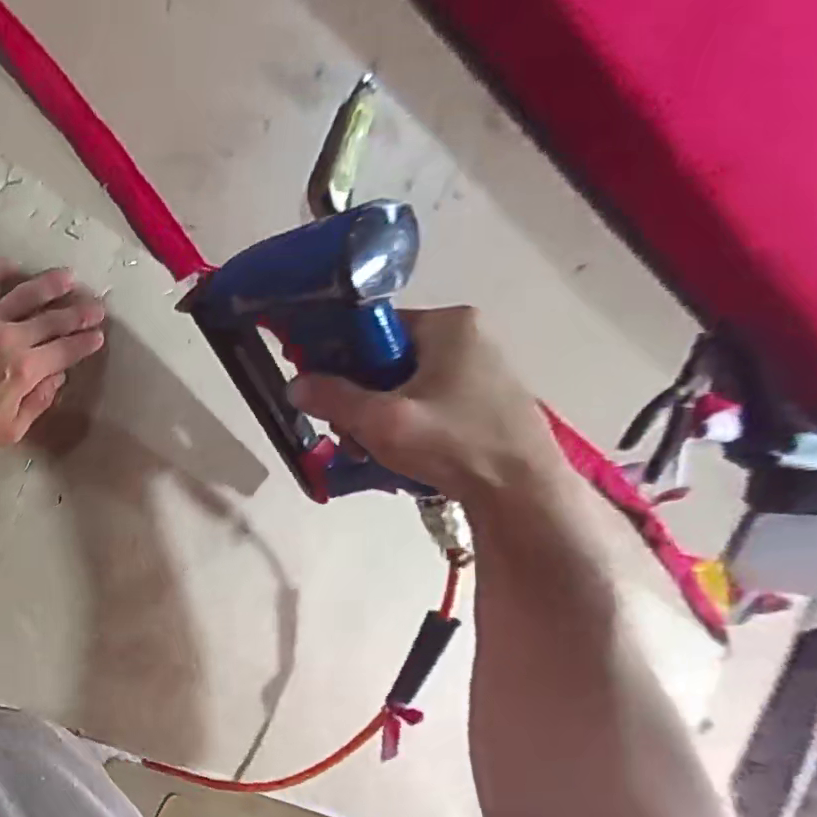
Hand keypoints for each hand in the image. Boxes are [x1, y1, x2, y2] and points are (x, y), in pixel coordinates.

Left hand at [0, 261, 106, 459]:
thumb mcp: (7, 430)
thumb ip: (36, 403)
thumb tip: (55, 380)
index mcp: (26, 369)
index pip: (66, 351)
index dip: (85, 342)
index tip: (98, 336)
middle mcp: (10, 338)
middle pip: (53, 319)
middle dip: (79, 313)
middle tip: (95, 306)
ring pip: (24, 293)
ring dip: (50, 284)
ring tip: (66, 277)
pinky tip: (11, 267)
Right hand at [288, 306, 564, 502]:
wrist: (523, 492)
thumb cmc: (454, 444)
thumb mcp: (380, 420)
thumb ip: (332, 398)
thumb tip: (292, 384)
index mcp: (447, 324)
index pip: (368, 327)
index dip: (334, 356)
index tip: (314, 387)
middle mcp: (464, 335)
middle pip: (380, 358)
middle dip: (354, 396)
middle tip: (345, 430)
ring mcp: (475, 366)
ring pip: (396, 382)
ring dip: (371, 414)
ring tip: (366, 447)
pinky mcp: (478, 396)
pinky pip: (418, 398)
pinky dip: (397, 421)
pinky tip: (392, 448)